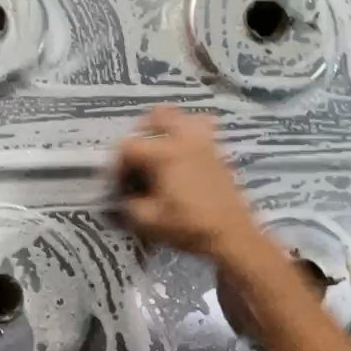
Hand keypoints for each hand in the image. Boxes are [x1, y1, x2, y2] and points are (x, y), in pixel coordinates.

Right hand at [114, 105, 261, 260]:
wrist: (231, 234)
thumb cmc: (187, 226)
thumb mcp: (148, 221)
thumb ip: (128, 204)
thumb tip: (123, 195)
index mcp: (163, 154)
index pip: (128, 146)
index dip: (118, 165)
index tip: (120, 185)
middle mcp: (184, 140)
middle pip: (157, 115)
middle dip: (142, 132)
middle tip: (138, 156)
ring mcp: (205, 143)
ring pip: (183, 117)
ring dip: (168, 129)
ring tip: (161, 151)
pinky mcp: (219, 152)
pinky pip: (203, 129)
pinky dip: (189, 136)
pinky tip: (185, 158)